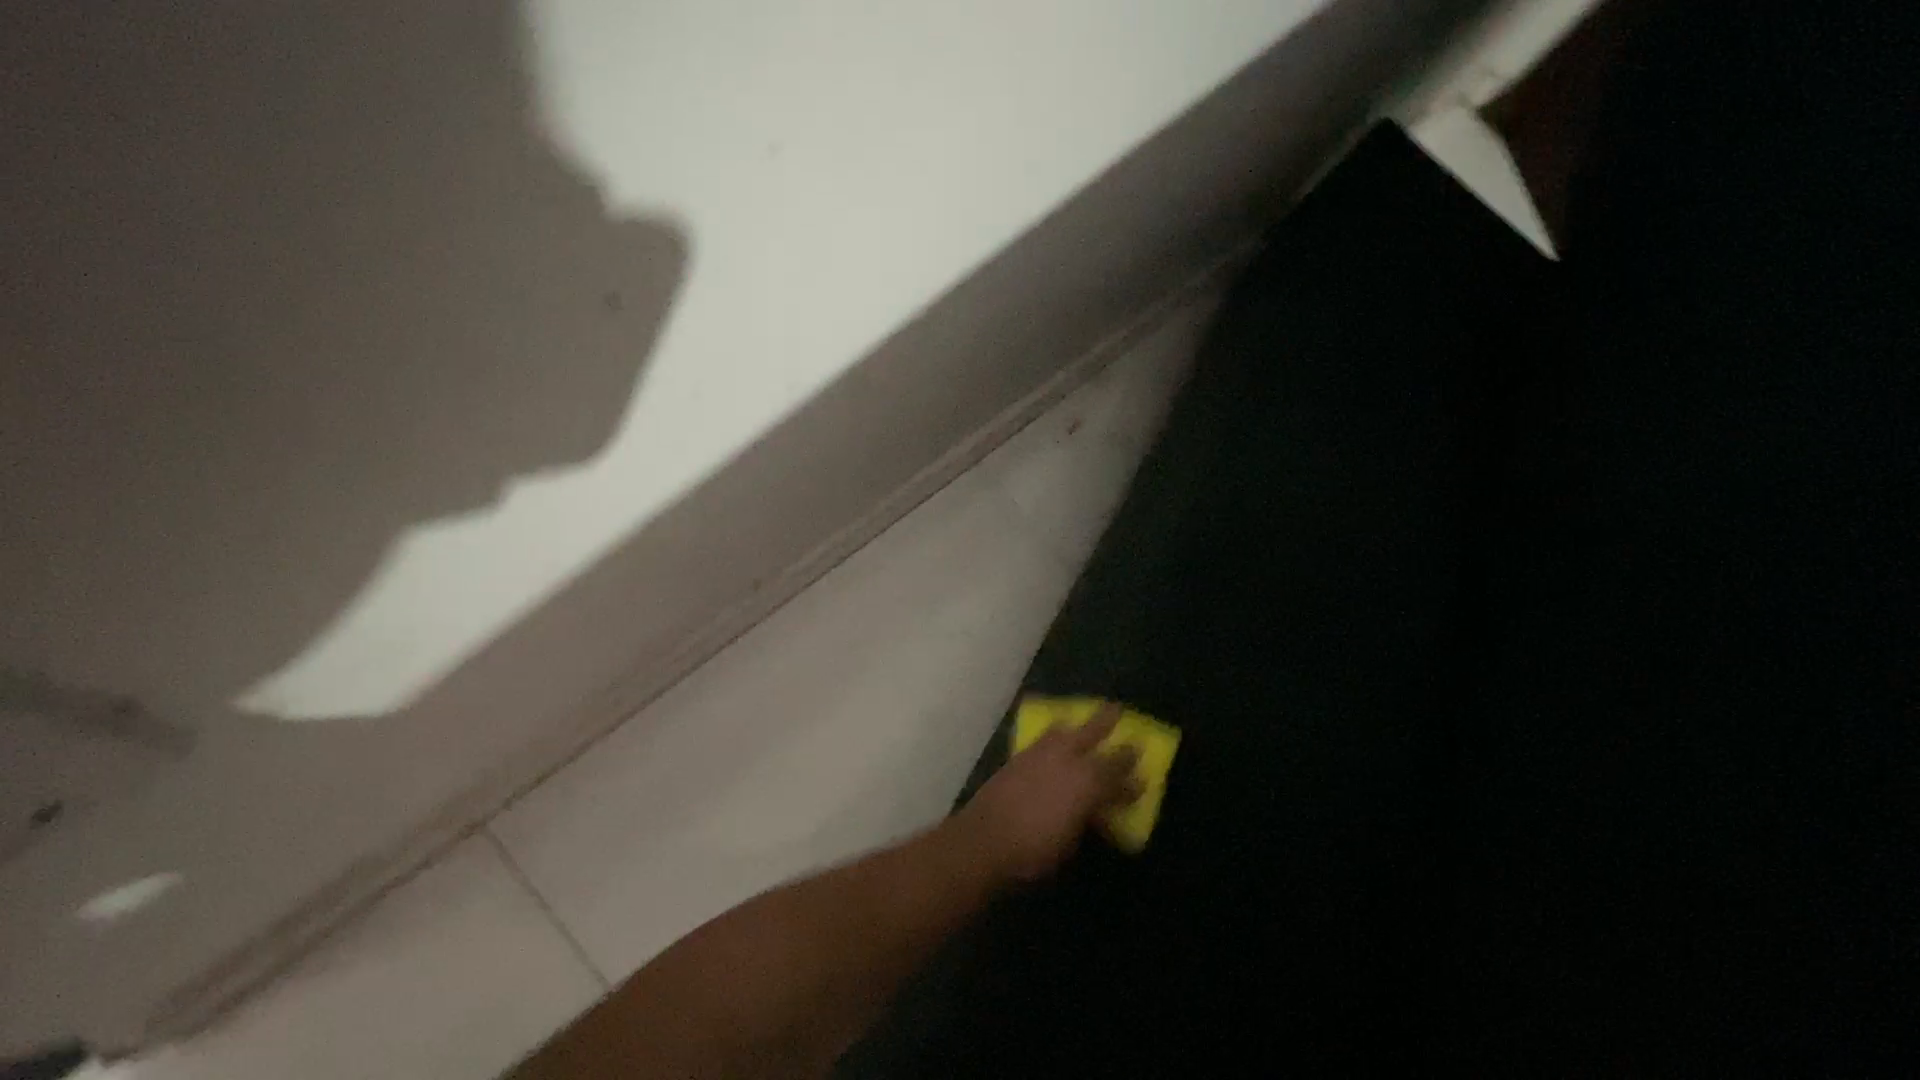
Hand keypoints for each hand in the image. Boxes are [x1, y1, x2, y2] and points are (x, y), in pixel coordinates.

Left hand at [952, 704, 1140, 882]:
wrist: (984, 840)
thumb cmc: (1034, 851)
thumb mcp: (1071, 842)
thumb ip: (1088, 820)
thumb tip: (1096, 811)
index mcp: (1089, 783)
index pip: (1118, 776)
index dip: (1132, 780)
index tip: (1142, 779)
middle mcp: (1068, 760)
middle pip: (1094, 736)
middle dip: (1109, 725)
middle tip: (1120, 713)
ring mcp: (1041, 754)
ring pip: (1067, 730)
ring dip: (1080, 724)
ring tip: (1087, 717)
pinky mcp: (1019, 757)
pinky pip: (1044, 738)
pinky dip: (1055, 734)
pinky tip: (1057, 735)